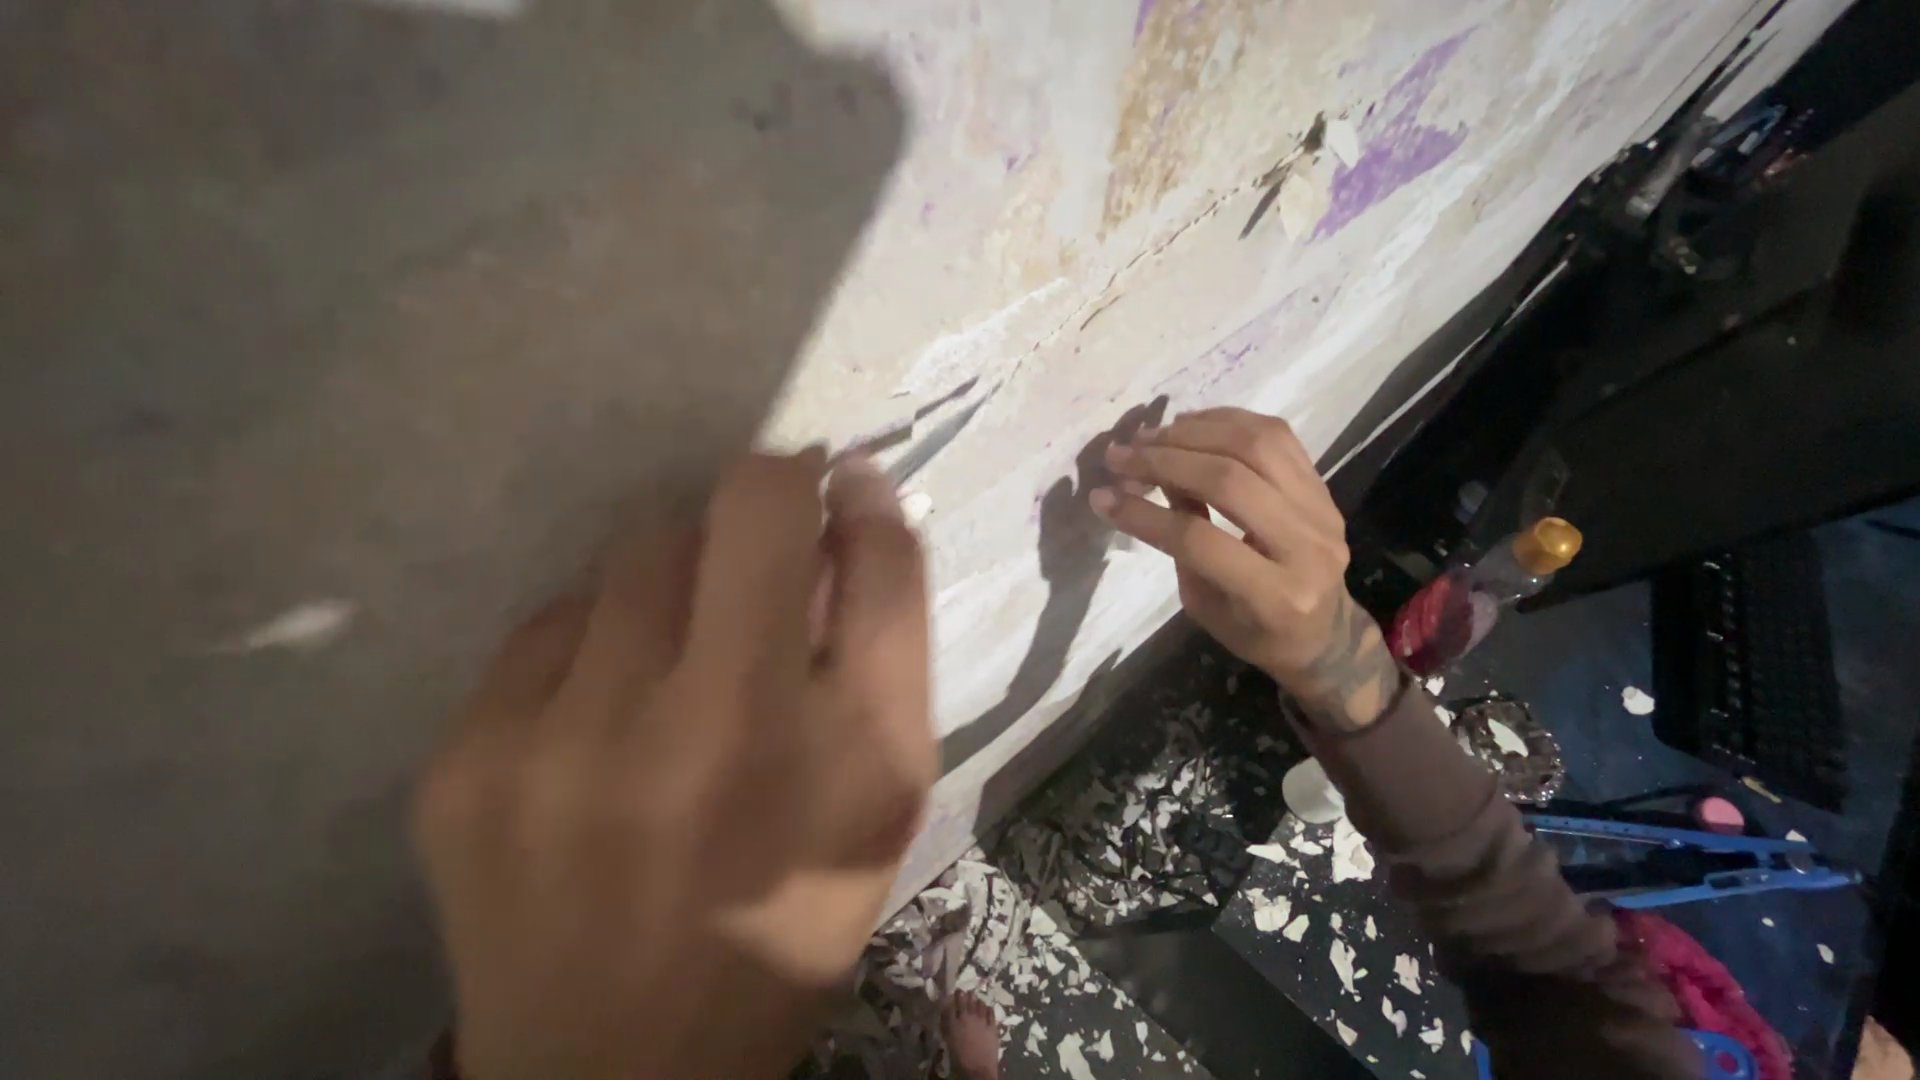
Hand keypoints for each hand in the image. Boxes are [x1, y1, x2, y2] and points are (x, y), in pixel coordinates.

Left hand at [413, 450, 933, 1079]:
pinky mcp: (457, 768)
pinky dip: (593, 651)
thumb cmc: (799, 899)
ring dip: (666, 597)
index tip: (817, 494)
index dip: (800, 476)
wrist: (633, 1059)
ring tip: (680, 679)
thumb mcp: (891, 768)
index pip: (774, 507)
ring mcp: (532, 744)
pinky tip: (605, 726)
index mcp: (773, 725)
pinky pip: (543, 633)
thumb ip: (890, 615)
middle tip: (754, 617)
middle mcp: (648, 724)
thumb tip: (858, 481)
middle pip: (692, 521)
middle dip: (739, 547)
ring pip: (616, 568)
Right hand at [1089, 407, 1400, 729]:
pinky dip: (1226, 421)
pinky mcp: (1323, 486)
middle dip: (1163, 461)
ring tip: (1151, 436)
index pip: (1199, 540)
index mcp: (1273, 595)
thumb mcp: (1204, 604)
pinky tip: (1189, 424)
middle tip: (1120, 456)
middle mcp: (1306, 546)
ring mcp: (1321, 510)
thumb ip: (1183, 544)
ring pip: (1255, 446)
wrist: (1326, 632)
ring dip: (1193, 433)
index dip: (1145, 515)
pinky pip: (1277, 436)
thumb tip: (1149, 479)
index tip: (1102, 498)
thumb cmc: (1253, 631)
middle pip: (1229, 481)